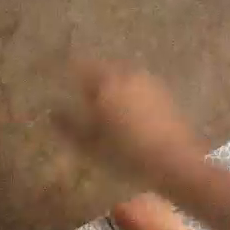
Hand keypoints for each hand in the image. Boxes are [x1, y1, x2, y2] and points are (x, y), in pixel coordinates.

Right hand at [55, 61, 209, 189]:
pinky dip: (129, 95)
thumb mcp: (91, 145)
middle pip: (104, 69)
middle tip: (80, 94)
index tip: (58, 81)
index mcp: (106, 82)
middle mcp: (128, 75)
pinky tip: (127, 114)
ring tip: (103, 106)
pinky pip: (139, 88)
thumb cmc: (127, 153)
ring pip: (123, 77)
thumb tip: (52, 112)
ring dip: (112, 86)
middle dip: (91, 78)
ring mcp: (149, 83)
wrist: (177, 163)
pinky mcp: (165, 96)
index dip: (68, 72)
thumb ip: (68, 126)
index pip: (81, 67)